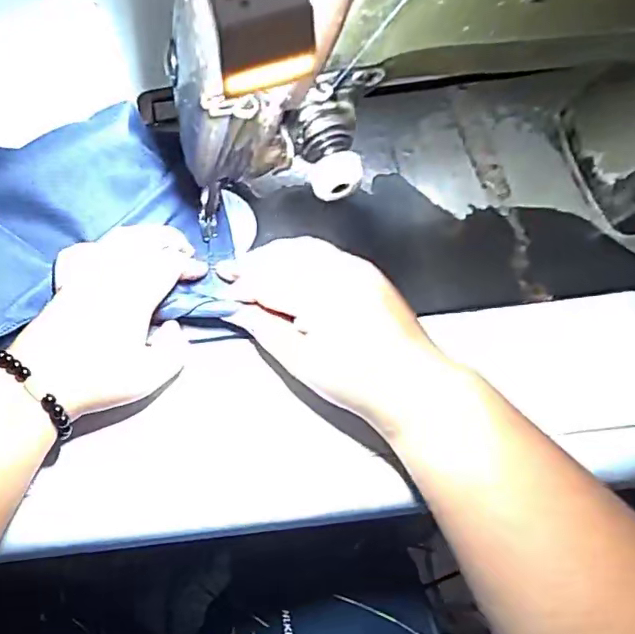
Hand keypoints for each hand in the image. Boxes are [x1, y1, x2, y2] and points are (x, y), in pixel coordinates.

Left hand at [6, 225, 208, 416]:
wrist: (39, 380)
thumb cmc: (96, 380)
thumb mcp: (149, 376)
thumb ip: (174, 351)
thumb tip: (174, 328)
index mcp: (134, 291)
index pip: (168, 262)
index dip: (188, 265)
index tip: (199, 274)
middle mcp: (110, 271)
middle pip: (145, 239)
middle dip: (170, 241)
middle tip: (184, 254)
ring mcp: (84, 272)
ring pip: (117, 238)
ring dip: (143, 236)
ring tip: (155, 247)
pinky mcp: (65, 280)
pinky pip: (86, 249)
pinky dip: (103, 246)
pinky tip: (107, 256)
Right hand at [219, 236, 474, 437]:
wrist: (412, 385)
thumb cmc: (361, 381)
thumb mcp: (300, 360)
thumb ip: (265, 329)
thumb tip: (240, 311)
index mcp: (320, 292)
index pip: (268, 279)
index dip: (242, 284)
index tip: (223, 287)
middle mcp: (341, 271)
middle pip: (285, 255)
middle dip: (256, 263)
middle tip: (233, 276)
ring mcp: (358, 269)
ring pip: (305, 248)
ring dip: (277, 256)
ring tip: (257, 272)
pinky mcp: (368, 274)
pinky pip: (326, 253)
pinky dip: (301, 258)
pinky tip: (291, 272)